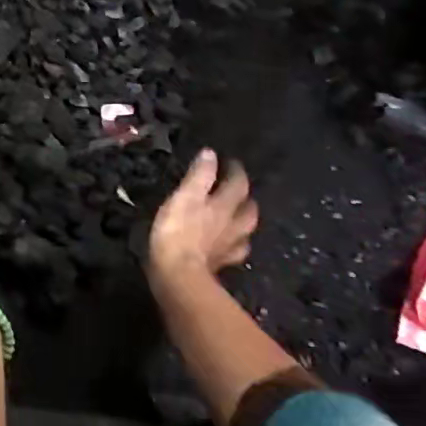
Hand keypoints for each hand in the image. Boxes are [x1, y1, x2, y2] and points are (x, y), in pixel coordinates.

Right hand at [149, 149, 258, 279]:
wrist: (178, 272)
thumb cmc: (177, 230)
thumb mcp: (184, 196)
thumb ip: (199, 175)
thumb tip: (211, 153)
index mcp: (223, 206)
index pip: (237, 184)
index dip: (236, 171)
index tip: (231, 161)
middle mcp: (233, 224)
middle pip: (248, 209)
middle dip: (246, 197)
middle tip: (238, 189)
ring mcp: (229, 245)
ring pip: (246, 229)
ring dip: (245, 219)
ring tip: (238, 214)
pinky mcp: (222, 261)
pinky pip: (236, 249)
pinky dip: (236, 242)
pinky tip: (230, 243)